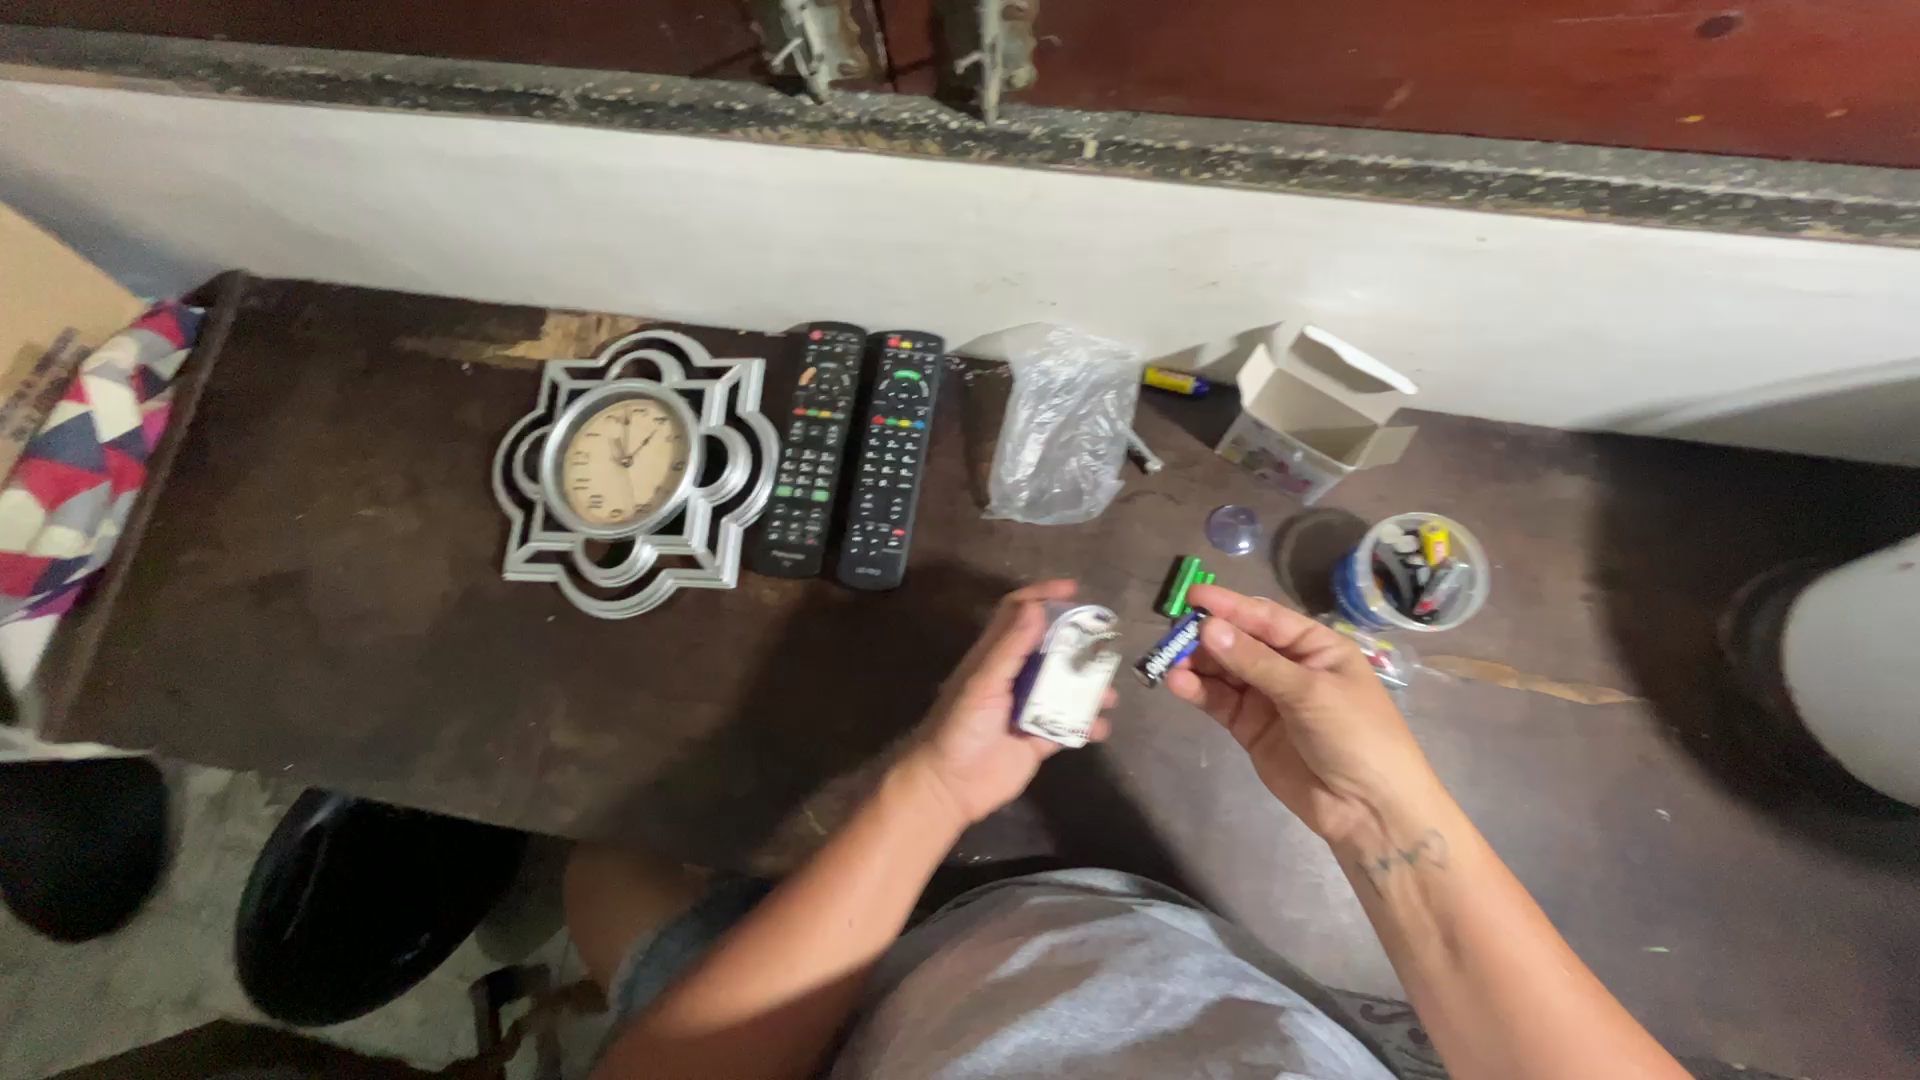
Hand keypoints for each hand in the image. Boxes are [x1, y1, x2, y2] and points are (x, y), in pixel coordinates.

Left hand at [898, 580, 1113, 826]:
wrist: (950, 785)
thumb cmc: (960, 726)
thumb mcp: (983, 681)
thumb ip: (1010, 646)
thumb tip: (1037, 607)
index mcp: (994, 656)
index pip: (1018, 613)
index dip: (1042, 596)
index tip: (1074, 590)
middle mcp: (1014, 677)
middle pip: (1050, 650)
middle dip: (1078, 645)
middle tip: (1106, 644)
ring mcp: (1028, 707)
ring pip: (1065, 687)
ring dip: (1088, 688)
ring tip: (1107, 694)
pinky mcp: (1038, 738)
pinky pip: (1068, 726)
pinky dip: (1087, 725)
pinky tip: (1099, 727)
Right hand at [1164, 585, 1442, 845]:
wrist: (1369, 810)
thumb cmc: (1356, 736)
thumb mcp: (1309, 692)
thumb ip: (1255, 661)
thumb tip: (1208, 628)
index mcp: (1314, 647)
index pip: (1265, 618)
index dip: (1229, 606)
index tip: (1192, 598)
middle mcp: (1287, 666)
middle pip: (1238, 642)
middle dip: (1207, 636)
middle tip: (1174, 634)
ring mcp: (1266, 697)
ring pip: (1223, 670)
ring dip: (1197, 663)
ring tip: (1170, 662)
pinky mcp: (1248, 726)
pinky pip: (1218, 700)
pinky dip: (1197, 691)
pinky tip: (1178, 684)